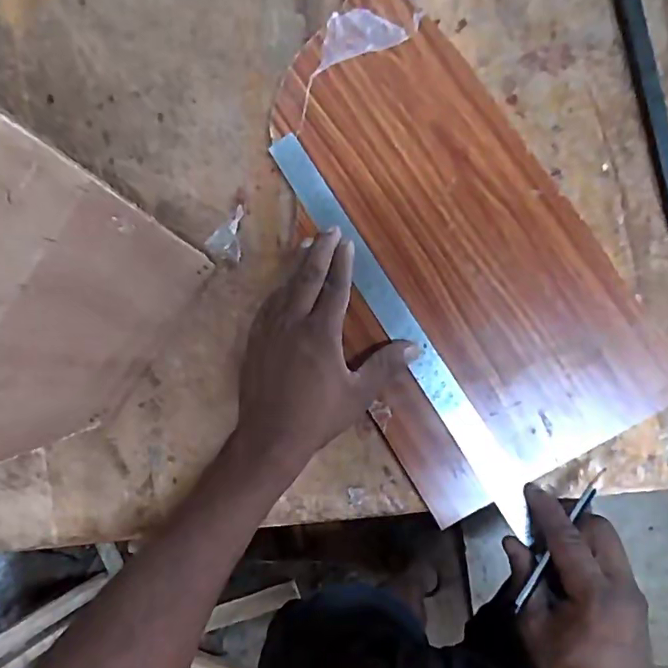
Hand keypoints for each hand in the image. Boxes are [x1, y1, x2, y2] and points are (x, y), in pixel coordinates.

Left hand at [231, 229, 415, 470]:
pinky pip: (268, 306)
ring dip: (297, 266)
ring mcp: (269, 331)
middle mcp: (293, 324)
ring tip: (307, 248)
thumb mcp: (357, 395)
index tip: (347, 243)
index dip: (342, 264)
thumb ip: (384, 367)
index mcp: (321, 334)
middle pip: (306, 279)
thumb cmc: (317, 417)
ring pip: (284, 289)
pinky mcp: (254, 341)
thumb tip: (414, 347)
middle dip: (319, 252)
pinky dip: (279, 289)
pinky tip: (281, 288)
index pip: (335, 289)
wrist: (268, 437)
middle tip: (328, 230)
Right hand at [503, 485, 654, 667]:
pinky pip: (613, 560)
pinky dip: (591, 553)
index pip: (569, 538)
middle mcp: (622, 585)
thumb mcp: (536, 633)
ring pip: (610, 541)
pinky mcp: (637, 602)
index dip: (547, 510)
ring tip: (551, 548)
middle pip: (600, 528)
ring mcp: (635, 593)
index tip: (531, 489)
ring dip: (582, 534)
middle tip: (540, 523)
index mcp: (596, 594)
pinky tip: (569, 572)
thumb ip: (525, 582)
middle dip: (571, 517)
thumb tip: (512, 543)